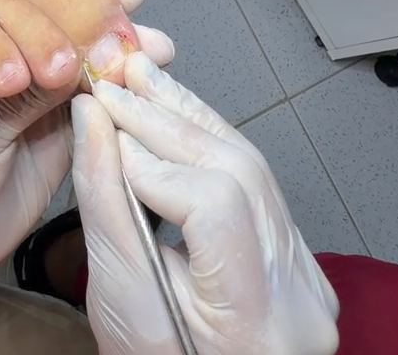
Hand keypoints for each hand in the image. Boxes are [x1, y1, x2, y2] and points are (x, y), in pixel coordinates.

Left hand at [0, 0, 173, 343]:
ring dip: (128, 68)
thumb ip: (22, 98)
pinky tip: (153, 100)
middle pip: (76, 45)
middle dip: (116, 31)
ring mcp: (44, 111)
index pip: (43, 20)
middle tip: (157, 26)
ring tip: (163, 53)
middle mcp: (20, 75)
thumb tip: (74, 61)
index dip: (85, 3)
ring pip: (94, 81)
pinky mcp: (61, 146)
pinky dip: (126, 110)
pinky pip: (100, 123)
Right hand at [74, 54, 338, 354]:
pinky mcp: (297, 255)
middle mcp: (299, 295)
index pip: (214, 206)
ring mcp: (308, 273)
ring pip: (250, 163)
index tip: (103, 129)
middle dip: (166, 118)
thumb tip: (89, 114)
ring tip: (141, 77)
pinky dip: (205, 138)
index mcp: (254, 320)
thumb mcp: (115, 290)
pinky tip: (171, 112)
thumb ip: (103, 198)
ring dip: (187, 114)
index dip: (153, 160)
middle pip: (239, 170)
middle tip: (115, 82)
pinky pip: (254, 178)